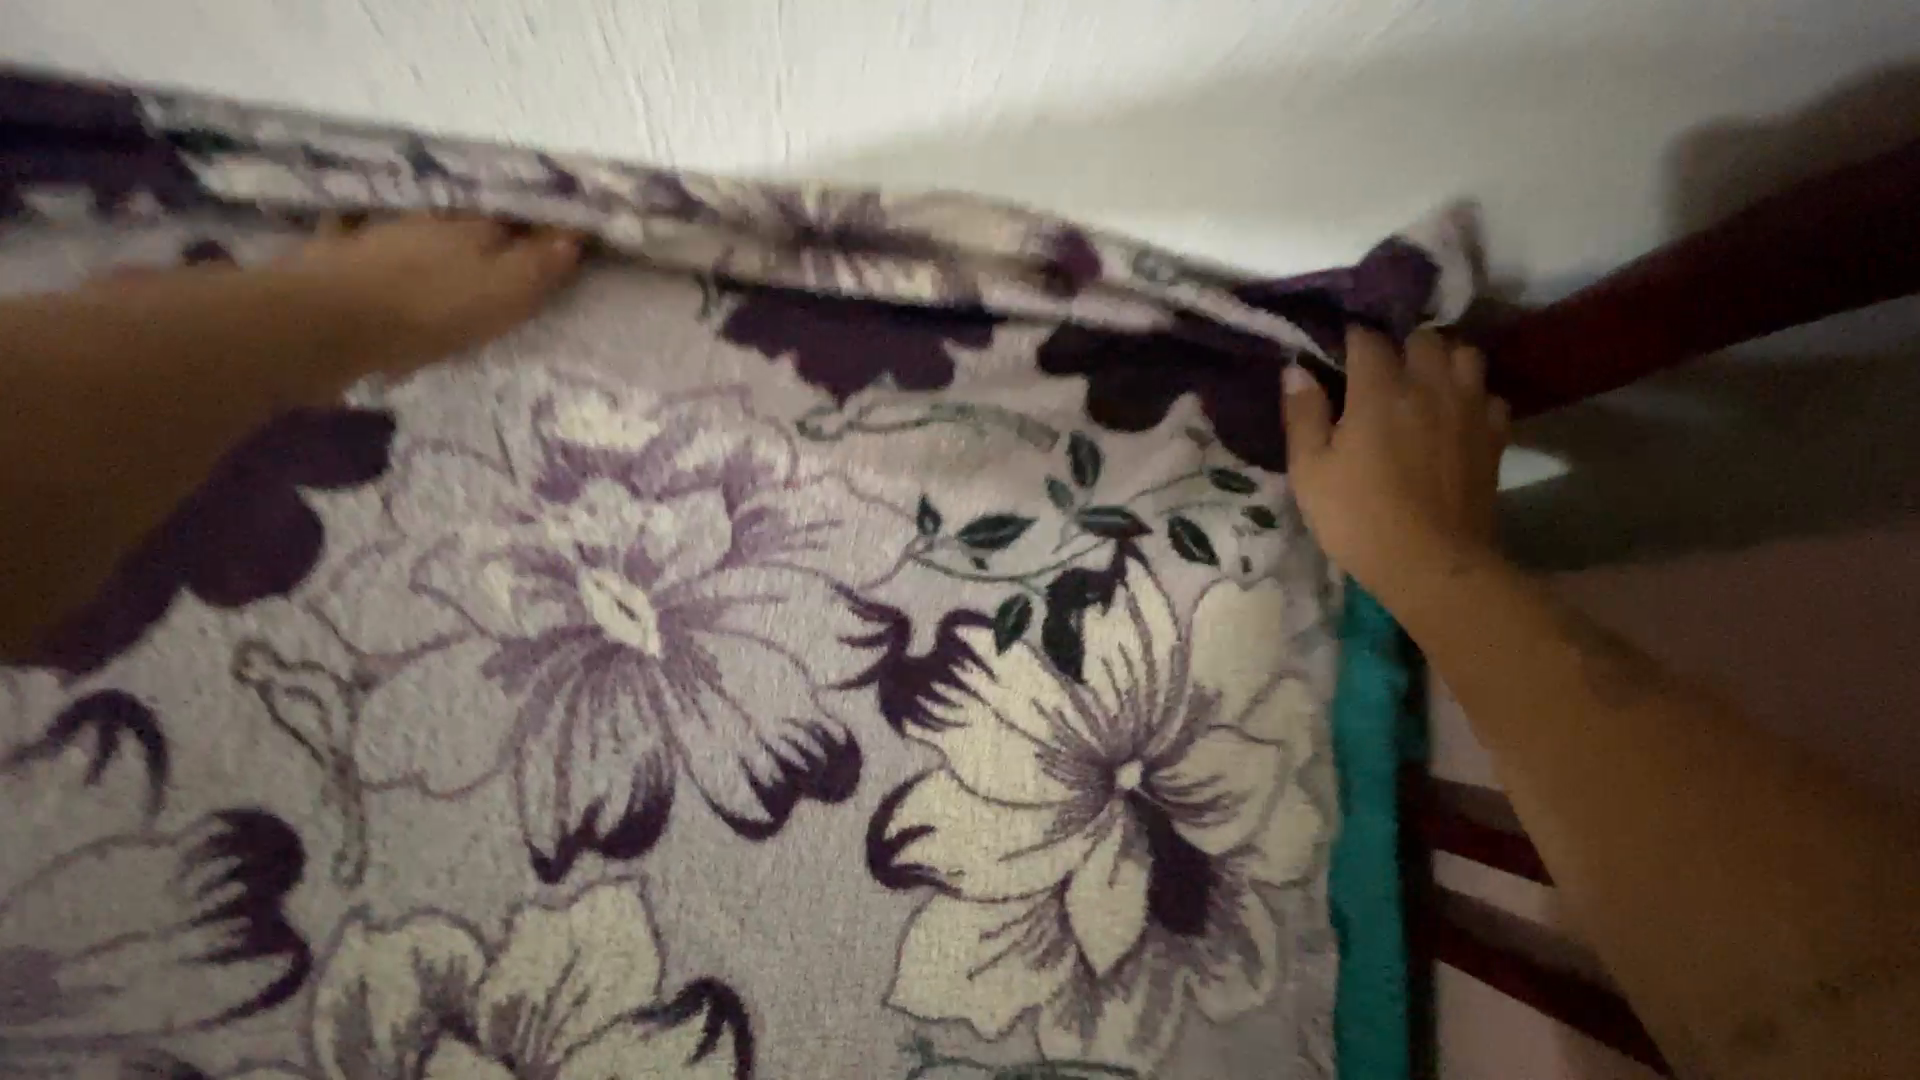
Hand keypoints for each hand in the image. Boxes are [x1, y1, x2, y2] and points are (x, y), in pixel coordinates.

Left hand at [278, 215, 582, 379]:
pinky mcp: (337, 250)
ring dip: (436, 227)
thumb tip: (576, 235)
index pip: (521, 220)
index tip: (565, 238)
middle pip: (469, 218)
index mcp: (475, 228)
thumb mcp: (505, 294)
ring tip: (449, 241)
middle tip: (510, 242)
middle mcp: (429, 218)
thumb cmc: (432, 312)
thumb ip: (540, 265)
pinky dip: (370, 232)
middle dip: (492, 226)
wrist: (329, 322)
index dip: (545, 229)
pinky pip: (360, 231)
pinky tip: (369, 232)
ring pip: (419, 221)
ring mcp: (379, 229)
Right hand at [1282, 326, 1509, 600]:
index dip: (1350, 339)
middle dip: (1400, 346)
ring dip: (1442, 361)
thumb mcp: (1309, 470)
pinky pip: (1488, 394)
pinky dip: (1471, 395)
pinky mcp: (1494, 435)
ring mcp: (1468, 408)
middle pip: (1423, 338)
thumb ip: (1303, 415)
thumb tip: (1297, 370)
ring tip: (1422, 383)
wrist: (1429, 563)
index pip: (1368, 339)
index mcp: (1379, 390)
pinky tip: (1453, 415)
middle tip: (1379, 372)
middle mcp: (1430, 386)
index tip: (1337, 352)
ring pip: (1465, 355)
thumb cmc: (1356, 517)